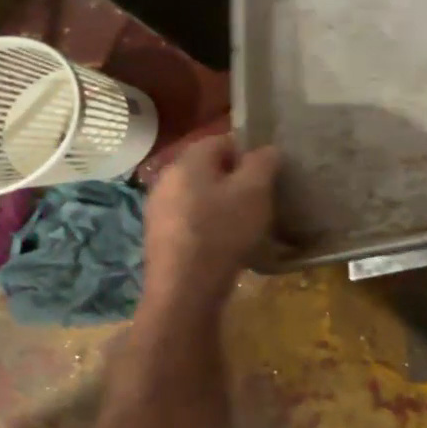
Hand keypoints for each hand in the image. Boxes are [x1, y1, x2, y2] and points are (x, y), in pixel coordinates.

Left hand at [143, 134, 279, 306]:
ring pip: (199, 192)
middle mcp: (166, 180)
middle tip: (261, 194)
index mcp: (187, 163)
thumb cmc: (224, 229)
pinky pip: (190, 215)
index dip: (248, 150)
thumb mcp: (256, 190)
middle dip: (235, 176)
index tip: (268, 171)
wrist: (186, 287)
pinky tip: (225, 238)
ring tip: (246, 218)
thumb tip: (266, 150)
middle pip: (208, 167)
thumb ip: (263, 161)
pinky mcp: (159, 235)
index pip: (221, 140)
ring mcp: (158, 209)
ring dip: (222, 199)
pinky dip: (209, 220)